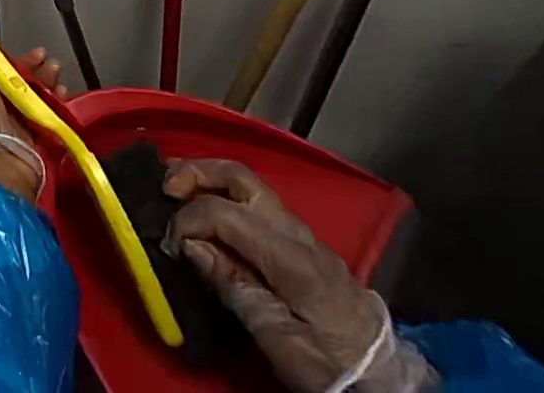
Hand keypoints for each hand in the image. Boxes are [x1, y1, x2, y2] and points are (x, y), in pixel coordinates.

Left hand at [0, 47, 66, 199]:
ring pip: (43, 101)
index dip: (24, 63)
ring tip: (58, 79)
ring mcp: (25, 128)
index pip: (10, 76)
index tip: (39, 54)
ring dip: (52, 87)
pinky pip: (55, 118)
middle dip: (42, 73)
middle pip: (29, 87)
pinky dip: (61, 106)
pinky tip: (64, 97)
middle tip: (53, 64)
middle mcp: (6, 114)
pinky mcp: (42, 142)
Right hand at [165, 159, 437, 391]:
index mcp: (289, 254)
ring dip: (209, 175)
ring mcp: (297, 227)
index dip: (190, 221)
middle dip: (198, 172)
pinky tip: (207, 200)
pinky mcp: (296, 235)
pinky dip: (223, 190)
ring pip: (247, 181)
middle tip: (164, 184)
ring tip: (176, 180)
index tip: (169, 244)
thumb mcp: (279, 340)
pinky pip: (254, 199)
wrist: (379, 370)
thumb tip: (193, 247)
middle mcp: (293, 228)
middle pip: (240, 177)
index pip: (227, 214)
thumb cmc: (329, 362)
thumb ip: (236, 289)